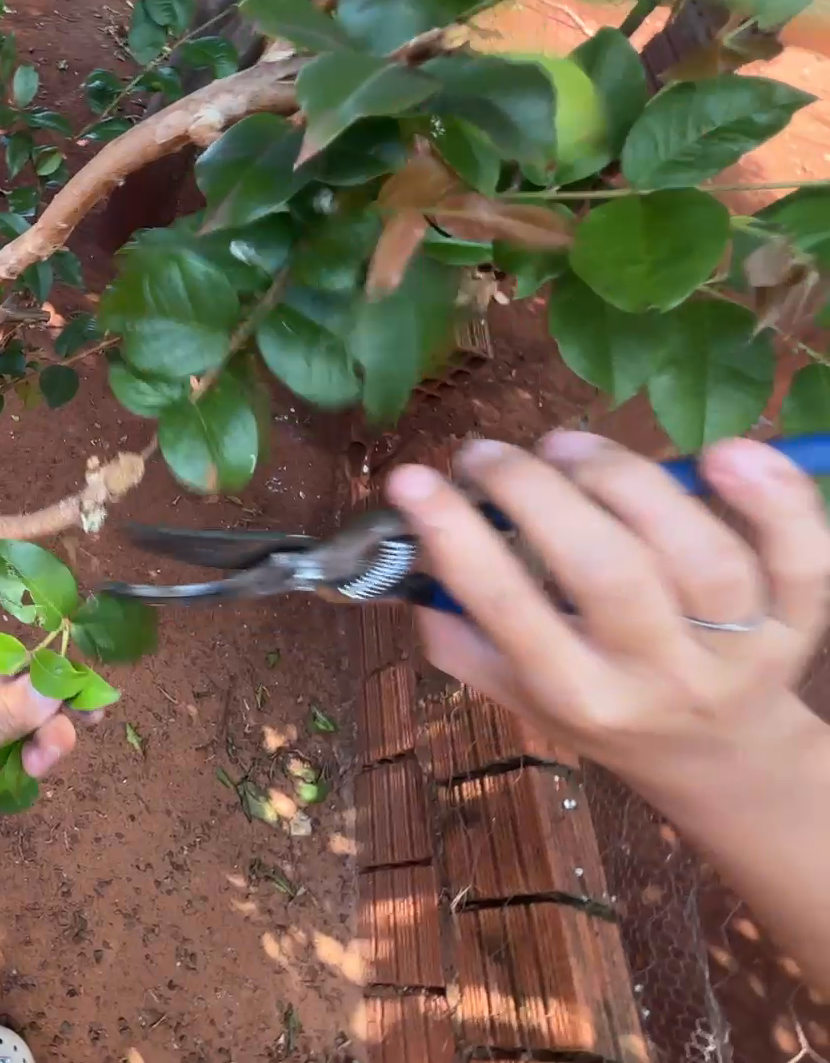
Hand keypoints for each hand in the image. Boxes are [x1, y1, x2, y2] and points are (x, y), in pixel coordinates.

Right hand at [385, 432, 829, 778]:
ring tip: (562, 444)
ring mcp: (739, 647)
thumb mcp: (500, 686)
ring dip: (624, 481)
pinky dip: (774, 498)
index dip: (453, 531)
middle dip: (533, 493)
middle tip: (482, 453)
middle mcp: (656, 675)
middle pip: (604, 569)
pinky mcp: (802, 621)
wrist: (713, 754)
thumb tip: (418, 544)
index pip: (503, 602)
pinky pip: (804, 555)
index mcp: (571, 691)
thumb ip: (456, 626)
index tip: (409, 479)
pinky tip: (723, 450)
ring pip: (696, 553)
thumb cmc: (584, 709)